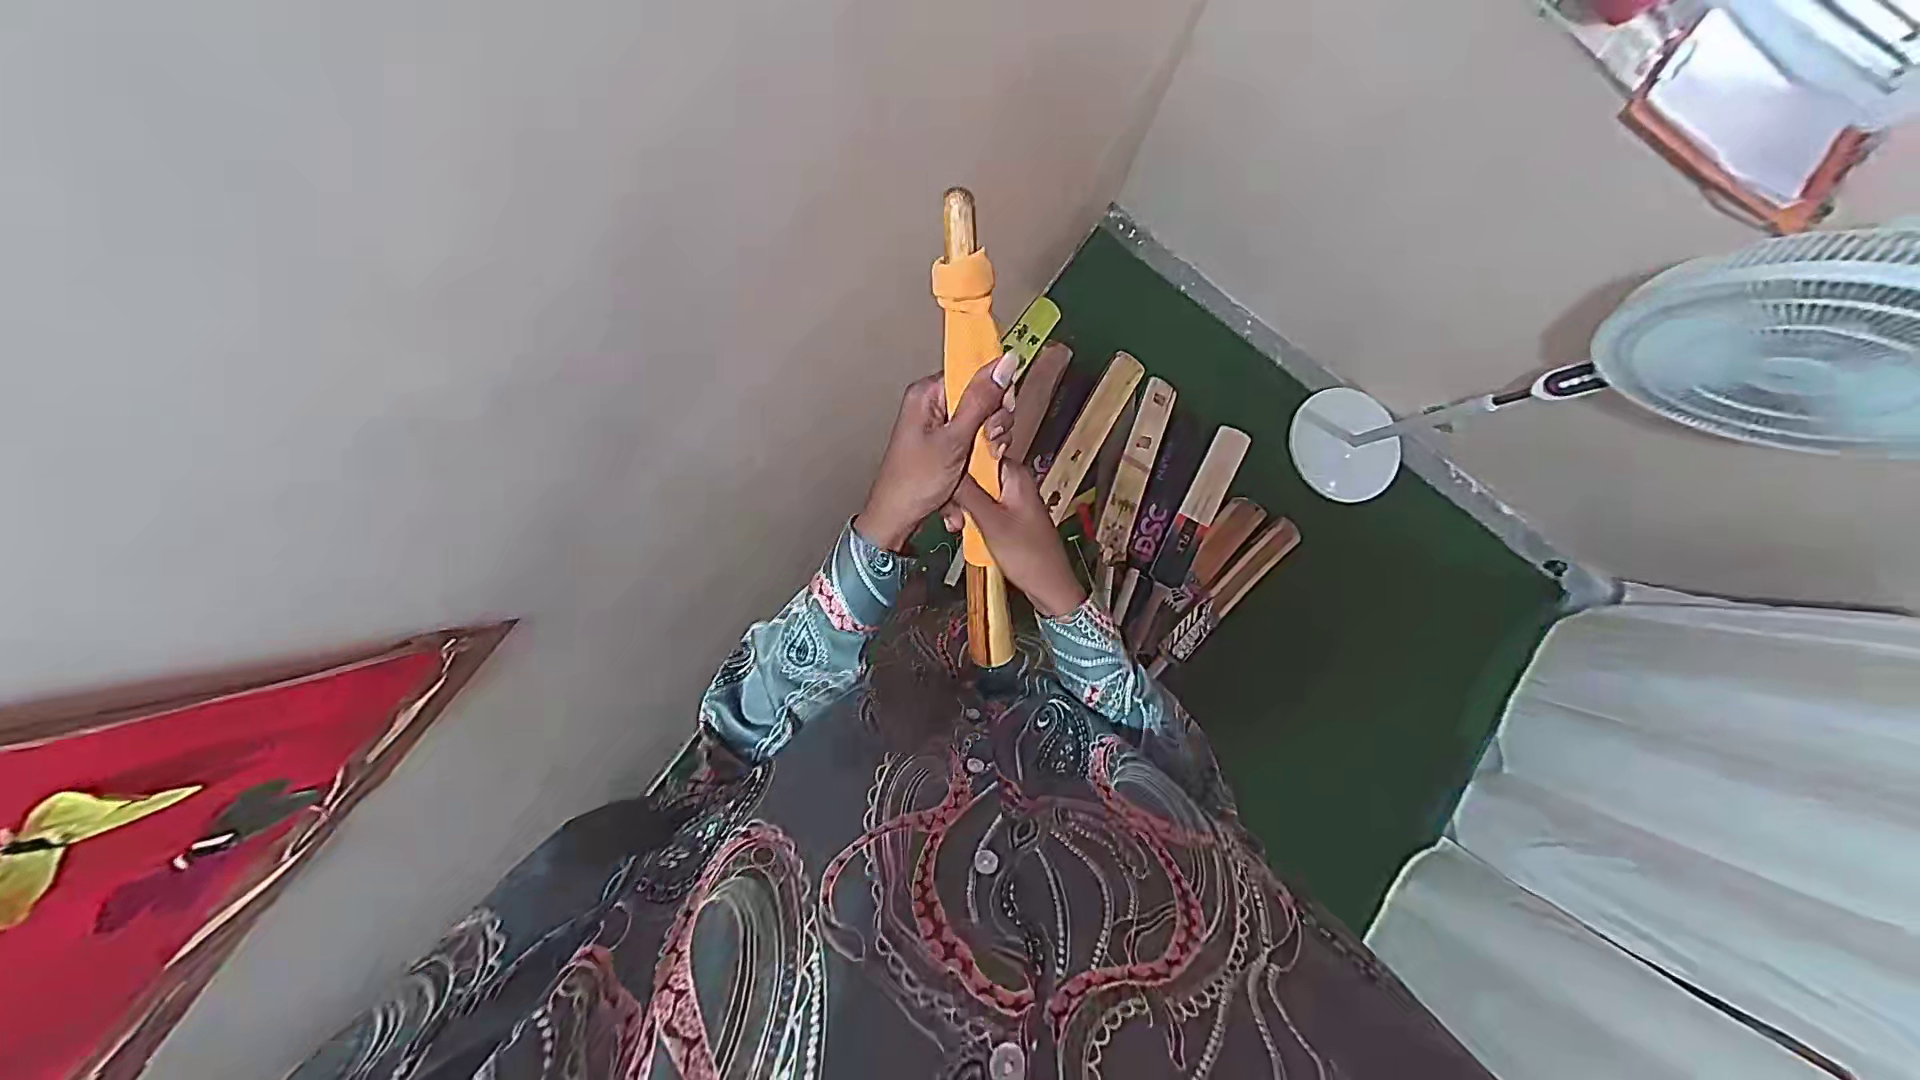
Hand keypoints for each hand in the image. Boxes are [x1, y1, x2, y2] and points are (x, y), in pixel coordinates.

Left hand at [854, 352, 1017, 551]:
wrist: (897, 517)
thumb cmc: (913, 482)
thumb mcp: (954, 440)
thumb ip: (981, 400)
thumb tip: (1004, 364)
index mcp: (928, 394)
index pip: (974, 373)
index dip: (993, 395)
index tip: (995, 419)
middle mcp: (932, 404)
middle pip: (982, 398)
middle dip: (992, 425)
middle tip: (985, 445)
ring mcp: (940, 426)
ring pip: (983, 422)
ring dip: (988, 445)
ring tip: (976, 463)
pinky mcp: (946, 444)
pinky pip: (975, 440)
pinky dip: (979, 455)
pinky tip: (974, 469)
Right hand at [950, 462, 1088, 617]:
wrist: (1048, 585)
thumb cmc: (1029, 556)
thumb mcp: (991, 522)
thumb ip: (967, 493)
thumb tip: (946, 469)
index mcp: (1014, 474)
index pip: (977, 452)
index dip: (957, 468)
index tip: (945, 485)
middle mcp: (1012, 481)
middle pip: (972, 473)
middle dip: (957, 493)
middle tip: (953, 517)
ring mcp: (1009, 498)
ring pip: (973, 492)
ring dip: (961, 509)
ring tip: (958, 528)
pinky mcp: (1006, 514)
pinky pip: (980, 507)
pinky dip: (970, 518)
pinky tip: (964, 531)